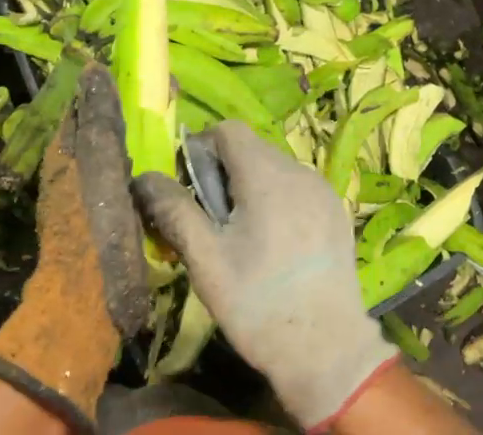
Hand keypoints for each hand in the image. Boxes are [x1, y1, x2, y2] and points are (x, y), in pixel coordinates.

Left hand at [0, 58, 147, 428]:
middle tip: (165, 101)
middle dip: (125, 112)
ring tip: (167, 132)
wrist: (90, 302)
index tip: (142, 77)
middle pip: (97, 130)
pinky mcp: (101, 223)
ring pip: (110, 155)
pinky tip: (161, 174)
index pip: (83, 106)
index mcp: (64, 152)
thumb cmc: (94, 226)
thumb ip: (99, 118)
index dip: (107, 88)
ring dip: (133, 141)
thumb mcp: (100, 162)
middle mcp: (68, 171)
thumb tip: (93, 70)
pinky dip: (138, 170)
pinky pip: (120, 182)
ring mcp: (83, 198)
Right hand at [134, 122, 396, 429]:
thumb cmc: (258, 305)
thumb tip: (145, 178)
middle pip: (252, 148)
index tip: (192, 187)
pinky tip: (275, 245)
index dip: (202, 149)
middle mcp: (299, 172)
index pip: (228, 130)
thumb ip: (174, 211)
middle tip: (213, 220)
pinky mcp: (337, 213)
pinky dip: (279, 201)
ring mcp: (323, 192)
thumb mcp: (206, 261)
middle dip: (225, 172)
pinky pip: (298, 189)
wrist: (328, 353)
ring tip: (243, 236)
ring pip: (276, 169)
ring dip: (252, 187)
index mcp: (267, 176)